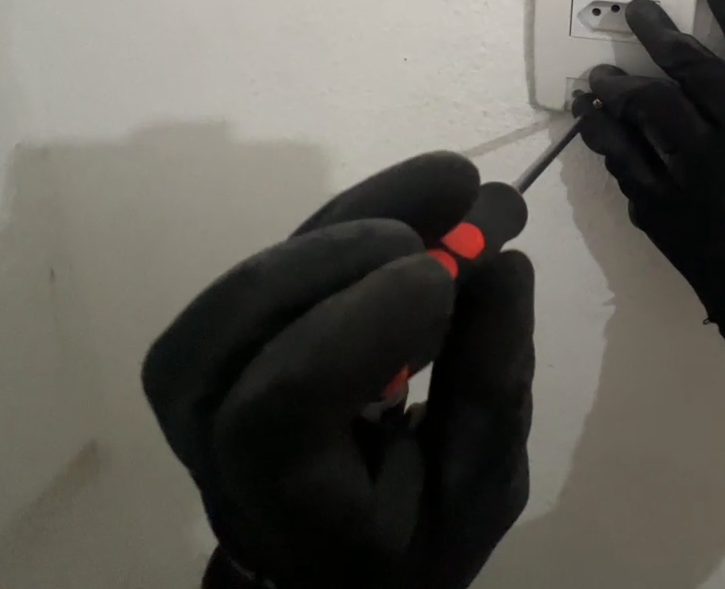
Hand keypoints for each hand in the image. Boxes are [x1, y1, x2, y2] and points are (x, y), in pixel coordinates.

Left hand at [142, 153, 534, 588]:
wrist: (338, 542)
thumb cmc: (413, 532)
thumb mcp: (478, 490)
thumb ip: (491, 387)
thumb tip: (508, 265)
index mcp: (284, 500)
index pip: (281, 408)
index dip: (359, 327)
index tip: (446, 279)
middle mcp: (218, 428)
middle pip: (241, 312)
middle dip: (349, 242)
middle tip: (456, 199)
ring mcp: (215, 370)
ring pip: (264, 263)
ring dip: (363, 209)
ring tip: (456, 182)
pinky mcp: (239, 324)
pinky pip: (287, 252)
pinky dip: (360, 212)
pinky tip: (426, 197)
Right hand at [573, 0, 724, 369]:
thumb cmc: (701, 243)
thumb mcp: (649, 206)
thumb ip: (619, 152)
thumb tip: (590, 101)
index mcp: (705, 163)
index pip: (656, 106)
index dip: (623, 87)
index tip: (601, 76)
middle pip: (705, 71)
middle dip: (665, 36)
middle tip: (641, 9)